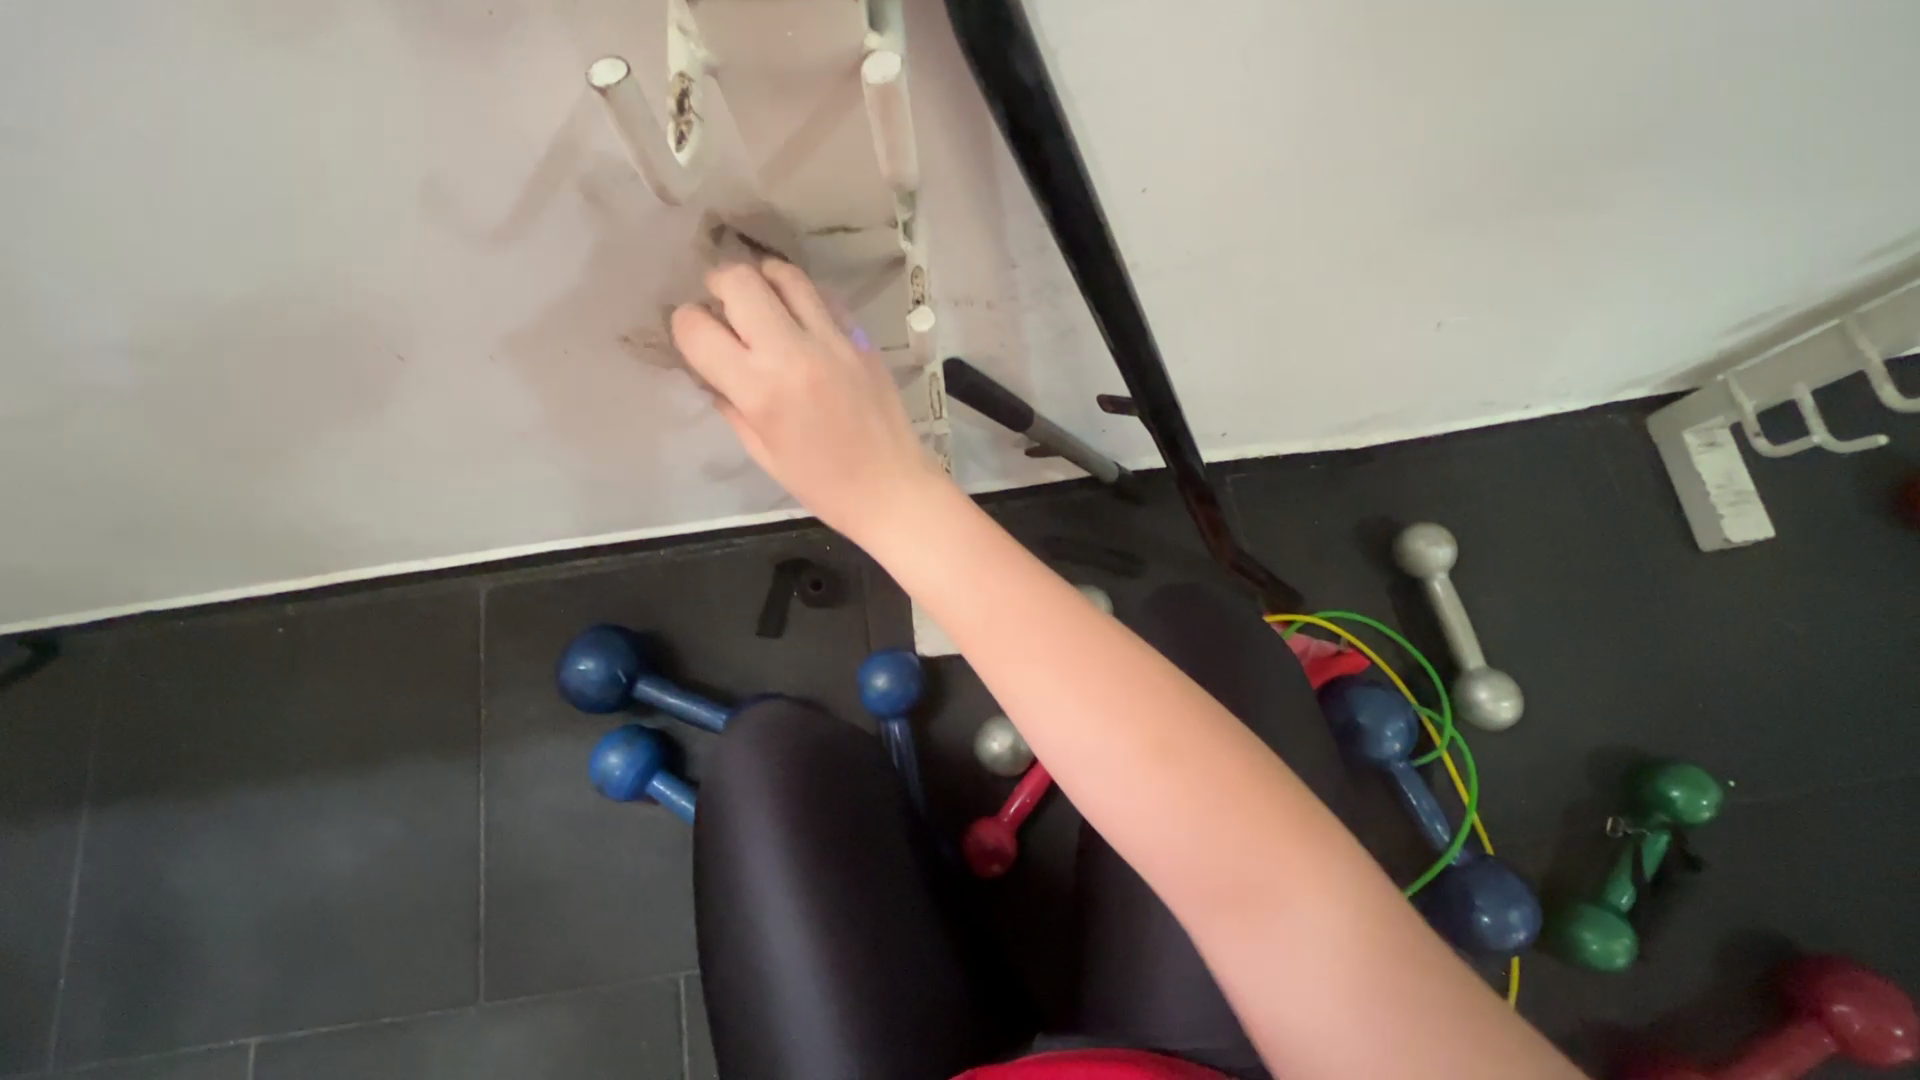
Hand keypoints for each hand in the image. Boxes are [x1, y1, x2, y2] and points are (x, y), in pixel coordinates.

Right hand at [671, 260, 945, 541]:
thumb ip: (730, 403)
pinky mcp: (861, 338)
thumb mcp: (761, 451)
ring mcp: (832, 340)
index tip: (696, 337)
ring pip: (785, 275)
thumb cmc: (821, 484)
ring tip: (762, 302)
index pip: (697, 327)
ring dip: (763, 280)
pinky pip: (823, 297)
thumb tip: (709, 369)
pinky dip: (803, 298)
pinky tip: (801, 319)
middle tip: (724, 307)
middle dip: (720, 285)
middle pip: (739, 280)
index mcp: (759, 391)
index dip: (686, 326)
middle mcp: (793, 353)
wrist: (891, 488)